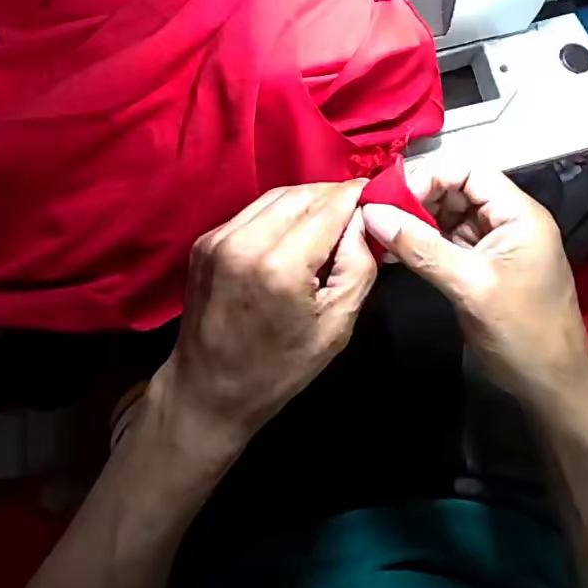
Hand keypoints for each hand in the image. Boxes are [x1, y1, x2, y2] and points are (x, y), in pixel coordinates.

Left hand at [155, 180, 376, 441]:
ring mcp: (219, 238)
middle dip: (337, 196)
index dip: (359, 195)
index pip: (330, 206)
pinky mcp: (207, 240)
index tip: (381, 195)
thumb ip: (359, 264)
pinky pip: (258, 209)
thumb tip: (366, 218)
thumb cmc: (280, 368)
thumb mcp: (338, 324)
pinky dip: (286, 210)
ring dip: (312, 199)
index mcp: (279, 267)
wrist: (206, 394)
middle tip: (361, 210)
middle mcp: (245, 242)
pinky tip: (299, 230)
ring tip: (333, 219)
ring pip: (281, 195)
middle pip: (305, 194)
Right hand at [360, 161, 587, 413]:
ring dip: (417, 222)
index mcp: (519, 214)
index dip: (430, 176)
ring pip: (451, 217)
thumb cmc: (521, 332)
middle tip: (376, 212)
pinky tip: (394, 249)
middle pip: (459, 191)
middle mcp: (510, 220)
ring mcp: (497, 244)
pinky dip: (424, 244)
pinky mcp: (484, 266)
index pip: (471, 172)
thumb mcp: (470, 286)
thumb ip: (422, 248)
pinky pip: (450, 243)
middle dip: (419, 199)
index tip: (389, 193)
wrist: (552, 386)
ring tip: (378, 229)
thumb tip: (372, 214)